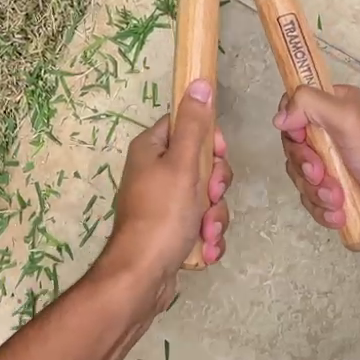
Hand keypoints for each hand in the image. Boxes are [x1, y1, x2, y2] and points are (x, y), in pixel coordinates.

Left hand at [96, 79, 232, 302]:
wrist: (142, 278)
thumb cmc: (162, 214)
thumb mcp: (183, 164)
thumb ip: (194, 124)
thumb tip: (199, 82)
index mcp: (151, 148)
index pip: (186, 125)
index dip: (207, 140)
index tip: (217, 155)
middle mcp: (154, 171)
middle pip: (201, 163)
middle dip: (215, 186)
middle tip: (210, 198)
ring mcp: (163, 202)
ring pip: (205, 196)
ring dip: (214, 215)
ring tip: (206, 232)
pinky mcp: (171, 230)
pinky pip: (199, 222)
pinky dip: (206, 235)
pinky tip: (205, 249)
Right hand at [274, 84, 359, 252]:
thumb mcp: (349, 119)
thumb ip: (310, 104)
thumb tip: (278, 119)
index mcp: (336, 106)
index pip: (294, 105)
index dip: (291, 123)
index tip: (301, 137)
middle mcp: (331, 133)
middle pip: (293, 144)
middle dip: (305, 165)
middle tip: (322, 175)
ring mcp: (333, 166)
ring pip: (299, 175)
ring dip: (316, 192)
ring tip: (339, 202)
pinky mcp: (335, 195)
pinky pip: (310, 200)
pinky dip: (322, 210)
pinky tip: (340, 216)